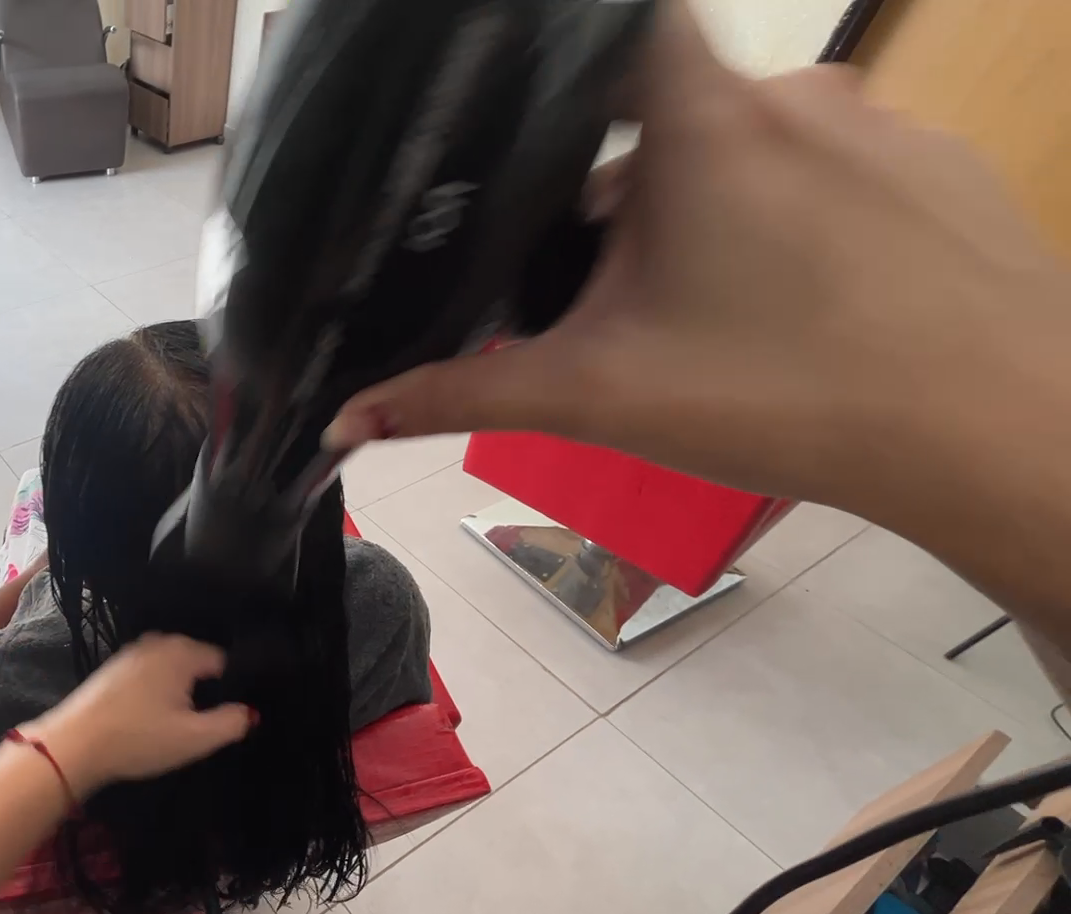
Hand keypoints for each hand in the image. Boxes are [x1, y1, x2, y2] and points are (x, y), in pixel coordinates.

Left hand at [22, 634, 253, 794]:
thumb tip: (251, 711)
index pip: (224, 660)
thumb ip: (231, 723)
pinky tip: (151, 715)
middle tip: (203, 720)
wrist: (75, 743)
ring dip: (179, 688)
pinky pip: (150, 672)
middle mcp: (158, 642)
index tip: (226, 713)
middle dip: (205, 685)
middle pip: (197, 660)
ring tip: (179, 719)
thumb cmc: (139, 739)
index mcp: (182, 652)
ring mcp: (132, 653)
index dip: (231, 686)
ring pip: (171, 667)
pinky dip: (157, 688)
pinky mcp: (114, 668)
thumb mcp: (194, 738)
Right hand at [323, 0, 1070, 517]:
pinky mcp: (935, 176)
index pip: (614, 29)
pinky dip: (760, 221)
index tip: (505, 121)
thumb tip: (342, 423)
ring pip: (732, 149)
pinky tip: (760, 307)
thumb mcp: (588, 397)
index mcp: (702, 129)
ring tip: (660, 308)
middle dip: (600, 187)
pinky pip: (810, 174)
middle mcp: (794, 101)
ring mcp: (878, 132)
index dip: (550, 56)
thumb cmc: (780, 395)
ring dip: (677, 212)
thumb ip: (456, 398)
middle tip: (566, 277)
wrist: (1007, 439)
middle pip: (658, 111)